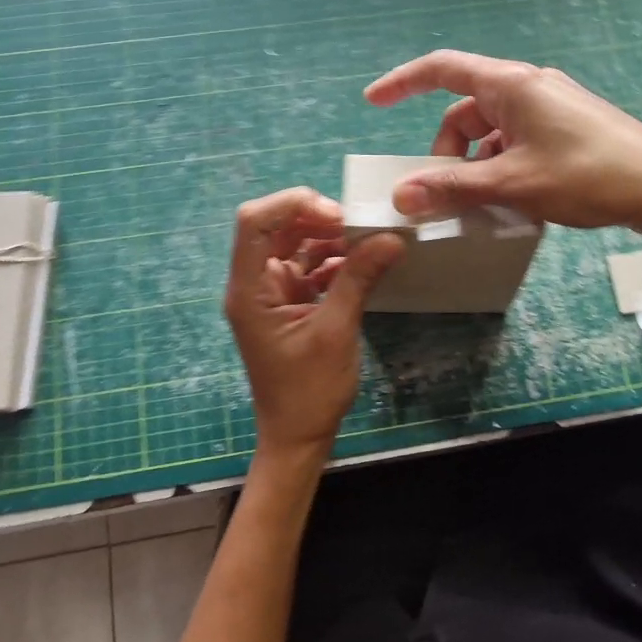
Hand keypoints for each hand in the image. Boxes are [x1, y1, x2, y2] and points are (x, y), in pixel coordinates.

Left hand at [223, 188, 404, 455]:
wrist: (298, 436)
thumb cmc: (309, 390)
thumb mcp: (337, 330)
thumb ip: (358, 279)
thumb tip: (390, 239)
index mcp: (250, 289)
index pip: (255, 223)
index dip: (292, 204)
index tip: (336, 214)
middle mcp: (255, 284)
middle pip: (276, 228)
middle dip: (316, 218)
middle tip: (358, 225)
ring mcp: (272, 294)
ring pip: (296, 246)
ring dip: (329, 239)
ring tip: (368, 241)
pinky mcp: (291, 305)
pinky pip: (309, 269)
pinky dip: (334, 262)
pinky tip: (363, 264)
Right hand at [363, 50, 641, 232]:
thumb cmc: (587, 176)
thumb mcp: (512, 184)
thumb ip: (453, 188)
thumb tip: (402, 197)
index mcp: (511, 84)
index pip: (441, 69)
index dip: (402, 82)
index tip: (373, 102)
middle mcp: (529, 87)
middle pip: (465, 111)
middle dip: (445, 152)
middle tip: (443, 198)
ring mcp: (551, 108)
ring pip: (492, 133)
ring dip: (475, 167)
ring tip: (481, 208)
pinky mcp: (568, 130)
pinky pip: (517, 144)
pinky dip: (502, 169)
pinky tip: (512, 204)